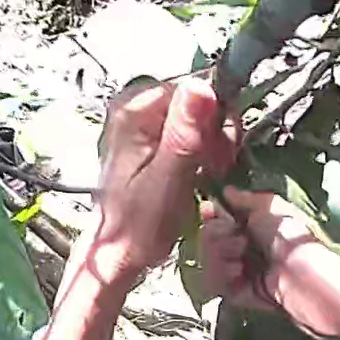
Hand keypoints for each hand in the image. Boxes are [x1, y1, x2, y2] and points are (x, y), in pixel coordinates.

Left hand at [41, 77, 234, 339]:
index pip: (198, 88)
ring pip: (201, 116)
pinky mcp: (152, 137)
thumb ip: (185, 135)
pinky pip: (192, 131)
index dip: (218, 121)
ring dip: (214, 146)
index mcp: (135, 110)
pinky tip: (198, 174)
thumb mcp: (168, 181)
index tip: (219, 157)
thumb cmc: (139, 225)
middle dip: (217, 135)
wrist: (119, 253)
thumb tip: (202, 86)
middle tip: (213, 170)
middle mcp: (136, 106)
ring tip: (206, 175)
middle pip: (201, 100)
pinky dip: (203, 152)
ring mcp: (143, 121)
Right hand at [200, 188, 339, 339]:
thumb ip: (246, 199)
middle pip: (206, 238)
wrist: (302, 276)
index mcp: (252, 226)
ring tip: (242, 259)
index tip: (210, 210)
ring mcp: (239, 272)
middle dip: (217, 235)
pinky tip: (240, 274)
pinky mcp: (237, 294)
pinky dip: (223, 275)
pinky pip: (214, 283)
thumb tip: (227, 191)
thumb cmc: (291, 238)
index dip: (210, 215)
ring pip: (207, 261)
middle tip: (241, 240)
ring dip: (220, 256)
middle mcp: (242, 248)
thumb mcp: (270, 207)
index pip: (216, 218)